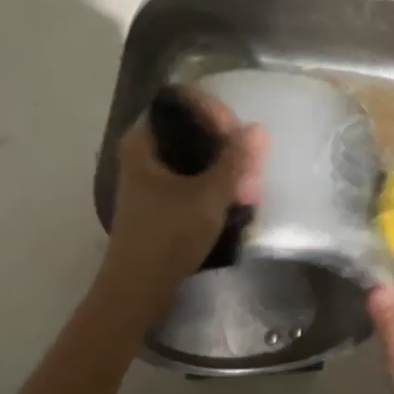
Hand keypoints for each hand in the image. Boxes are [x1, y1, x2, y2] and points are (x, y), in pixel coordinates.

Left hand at [105, 86, 266, 298]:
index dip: (216, 112)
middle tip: (253, 167)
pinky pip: (194, 177)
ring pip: (198, 156)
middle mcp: (144, 152)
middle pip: (194, 129)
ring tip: (252, 190)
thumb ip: (235, 160)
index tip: (238, 136)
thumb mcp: (208, 196)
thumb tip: (257, 129)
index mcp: (144, 140)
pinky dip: (216, 184)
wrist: (136, 292)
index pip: (184, 102)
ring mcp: (151, 177)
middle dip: (229, 145)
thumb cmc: (168, 237)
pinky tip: (239, 200)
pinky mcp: (160, 200)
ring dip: (228, 167)